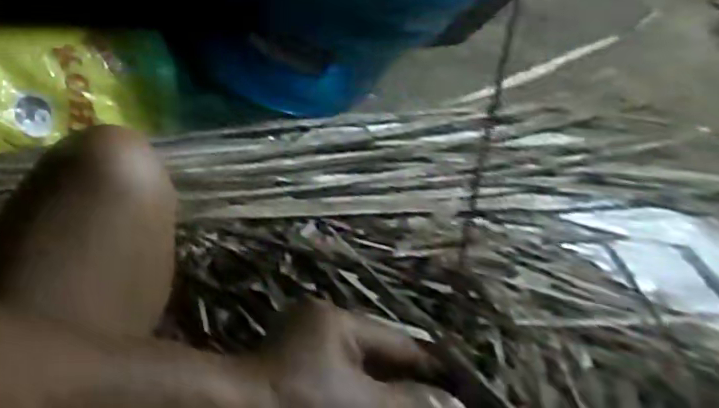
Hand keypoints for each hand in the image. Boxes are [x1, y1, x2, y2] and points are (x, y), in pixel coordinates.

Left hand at [255, 300, 460, 407]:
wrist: (249, 405)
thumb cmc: (310, 400)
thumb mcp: (367, 404)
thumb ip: (413, 401)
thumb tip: (454, 403)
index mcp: (337, 319)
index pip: (401, 342)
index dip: (437, 372)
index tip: (470, 396)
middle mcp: (321, 320)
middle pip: (382, 352)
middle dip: (413, 382)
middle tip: (445, 407)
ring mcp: (307, 339)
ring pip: (364, 365)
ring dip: (390, 389)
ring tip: (418, 405)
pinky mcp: (299, 361)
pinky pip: (344, 373)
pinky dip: (365, 391)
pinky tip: (382, 404)